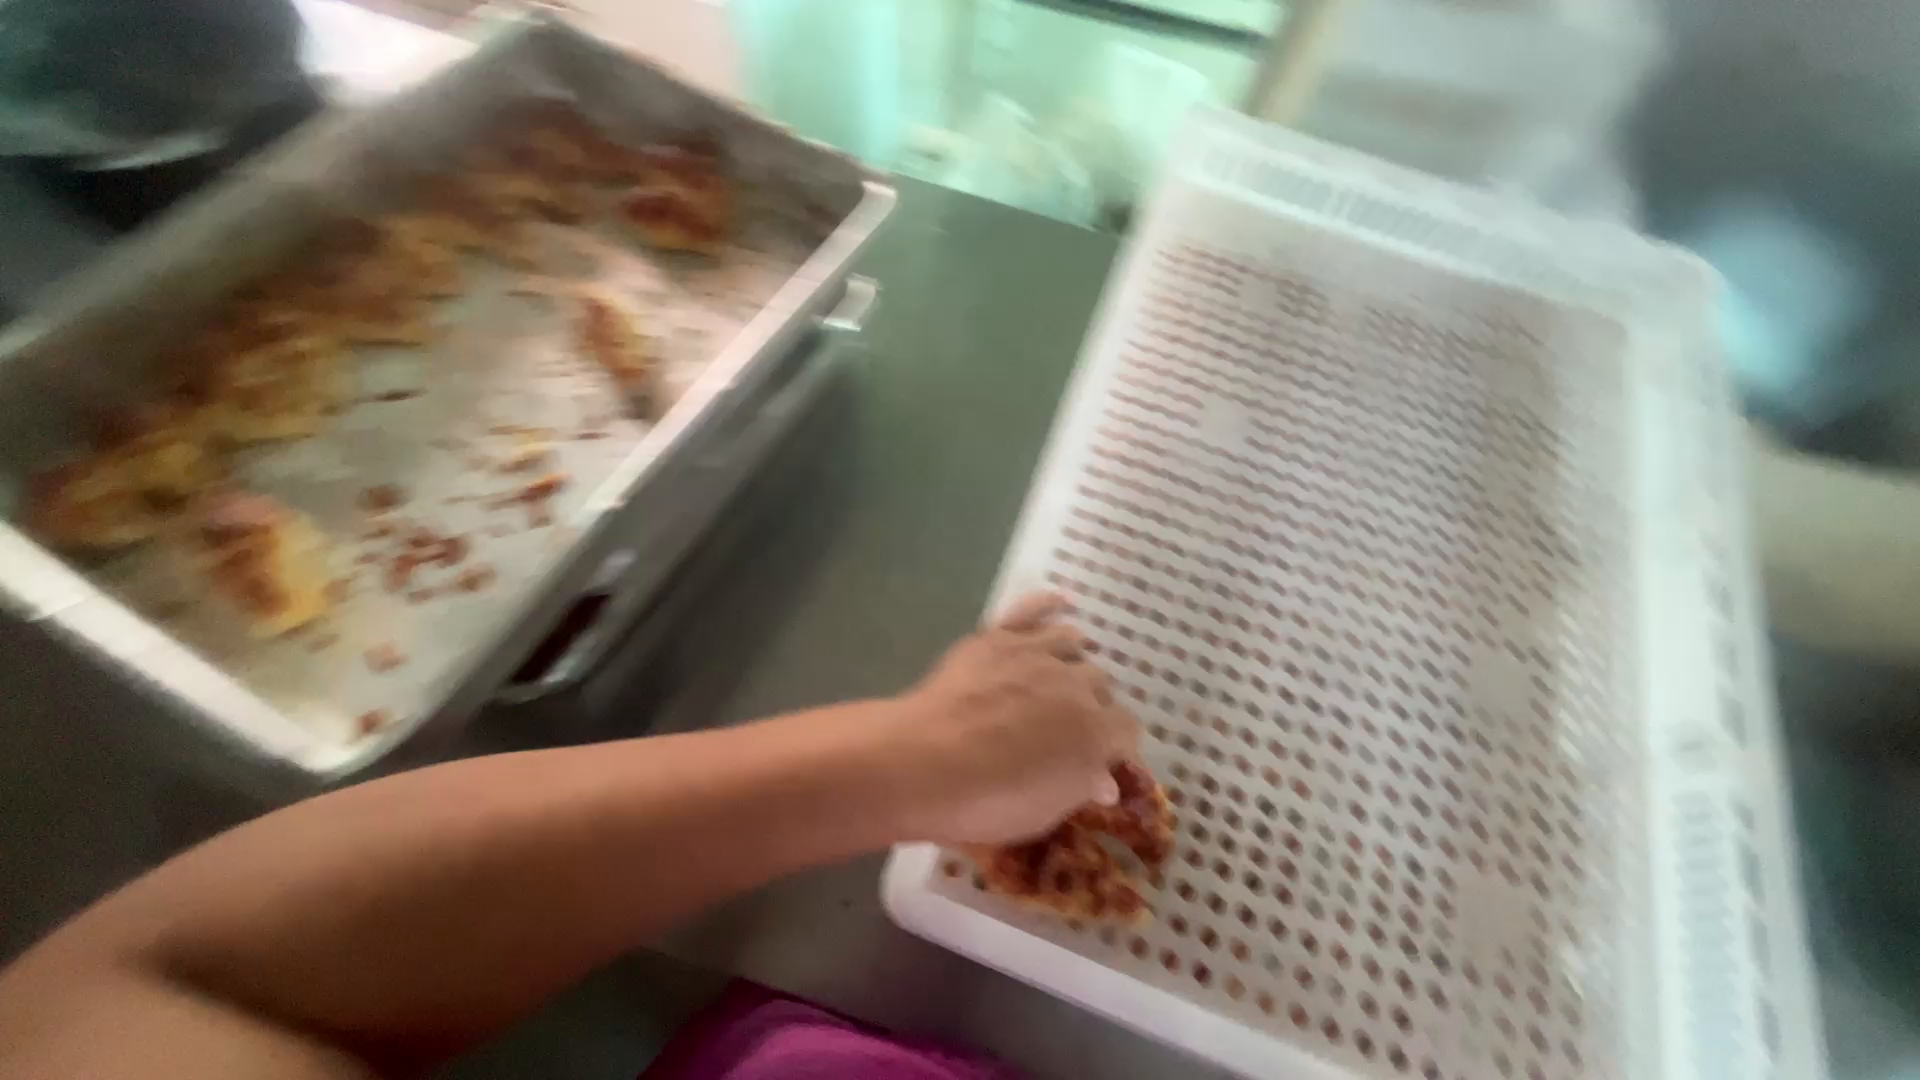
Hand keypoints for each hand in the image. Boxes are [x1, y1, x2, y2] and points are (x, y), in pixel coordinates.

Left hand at [887, 592, 1139, 846]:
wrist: (926, 761)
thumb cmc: (989, 800)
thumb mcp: (1045, 810)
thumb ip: (1080, 787)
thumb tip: (1104, 780)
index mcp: (1097, 731)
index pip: (1126, 731)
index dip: (1115, 747)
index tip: (1100, 762)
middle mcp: (1076, 684)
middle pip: (1100, 686)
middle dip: (1092, 705)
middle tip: (1068, 726)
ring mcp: (1036, 653)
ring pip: (1072, 643)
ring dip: (1073, 659)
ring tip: (1062, 674)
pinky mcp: (998, 637)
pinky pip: (1031, 609)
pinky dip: (1047, 604)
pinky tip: (1060, 603)